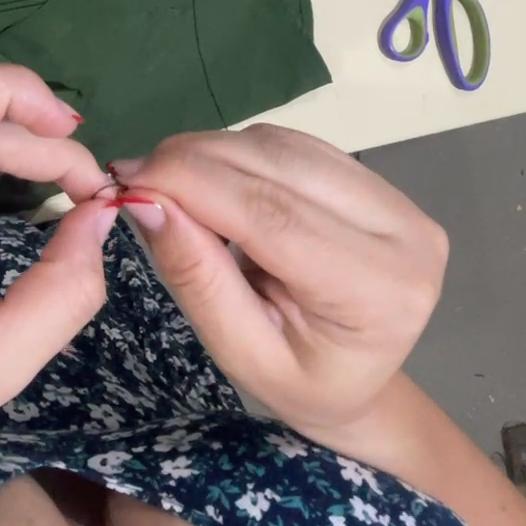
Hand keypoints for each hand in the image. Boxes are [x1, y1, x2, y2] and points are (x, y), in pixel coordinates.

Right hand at [110, 124, 447, 435]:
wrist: (358, 381)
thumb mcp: (239, 351)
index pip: (270, 213)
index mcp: (377, 290)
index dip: (190, 183)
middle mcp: (401, 230)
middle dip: (190, 160)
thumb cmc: (298, 381)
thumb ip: (196, 276)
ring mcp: (393, 196)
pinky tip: (207, 177)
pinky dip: (232, 151)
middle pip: (274, 165)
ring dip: (208, 151)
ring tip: (164, 181)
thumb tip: (143, 200)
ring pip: (277, 144)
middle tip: (132, 176)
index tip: (125, 179)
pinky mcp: (370, 177)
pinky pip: (286, 143)